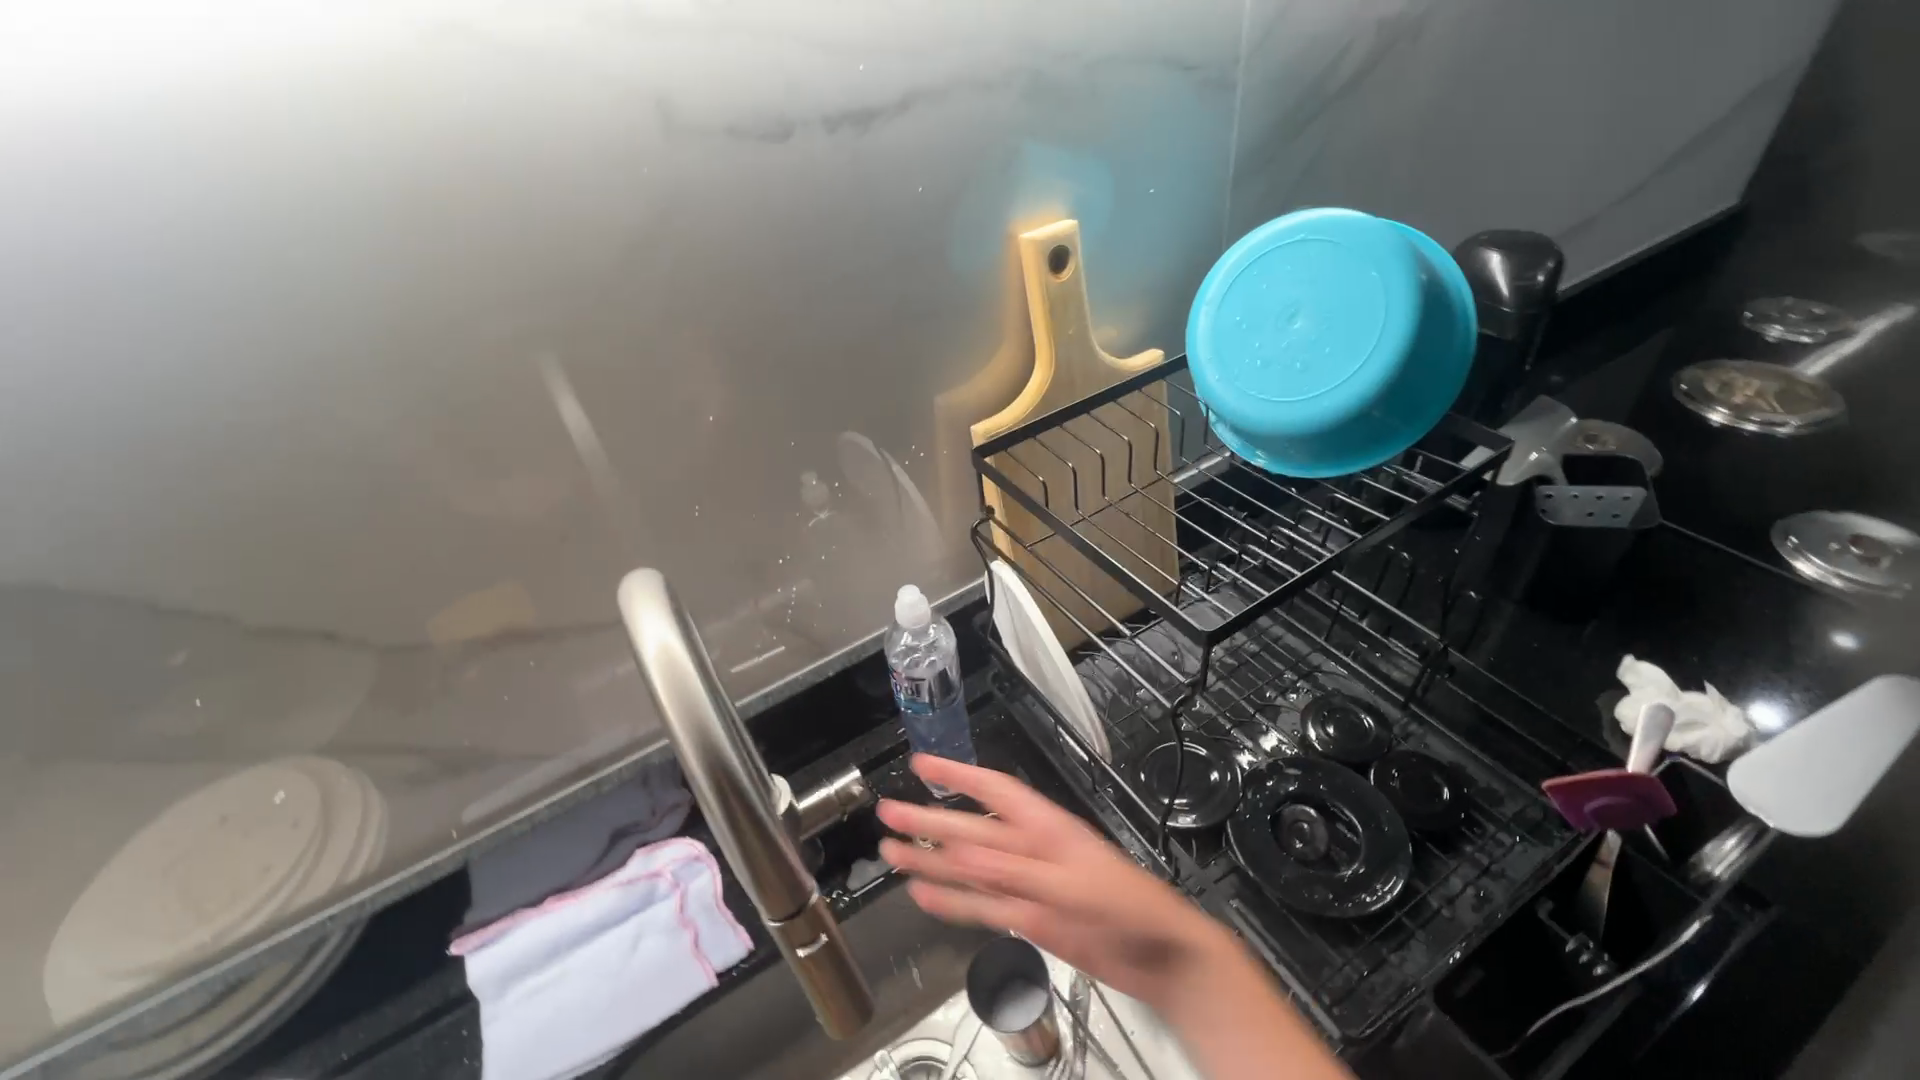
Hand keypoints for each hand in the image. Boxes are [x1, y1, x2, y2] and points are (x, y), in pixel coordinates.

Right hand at [875, 754, 1235, 1011]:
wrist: (1161, 957)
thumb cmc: (1132, 905)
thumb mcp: (1076, 885)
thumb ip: (1018, 871)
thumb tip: (962, 856)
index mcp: (1047, 827)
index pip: (994, 791)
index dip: (958, 775)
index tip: (922, 763)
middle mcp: (1032, 851)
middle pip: (972, 832)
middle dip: (931, 820)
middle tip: (889, 812)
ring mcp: (1029, 887)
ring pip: (970, 871)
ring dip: (932, 861)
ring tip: (893, 853)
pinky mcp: (1030, 920)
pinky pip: (983, 908)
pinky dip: (953, 903)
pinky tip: (925, 895)